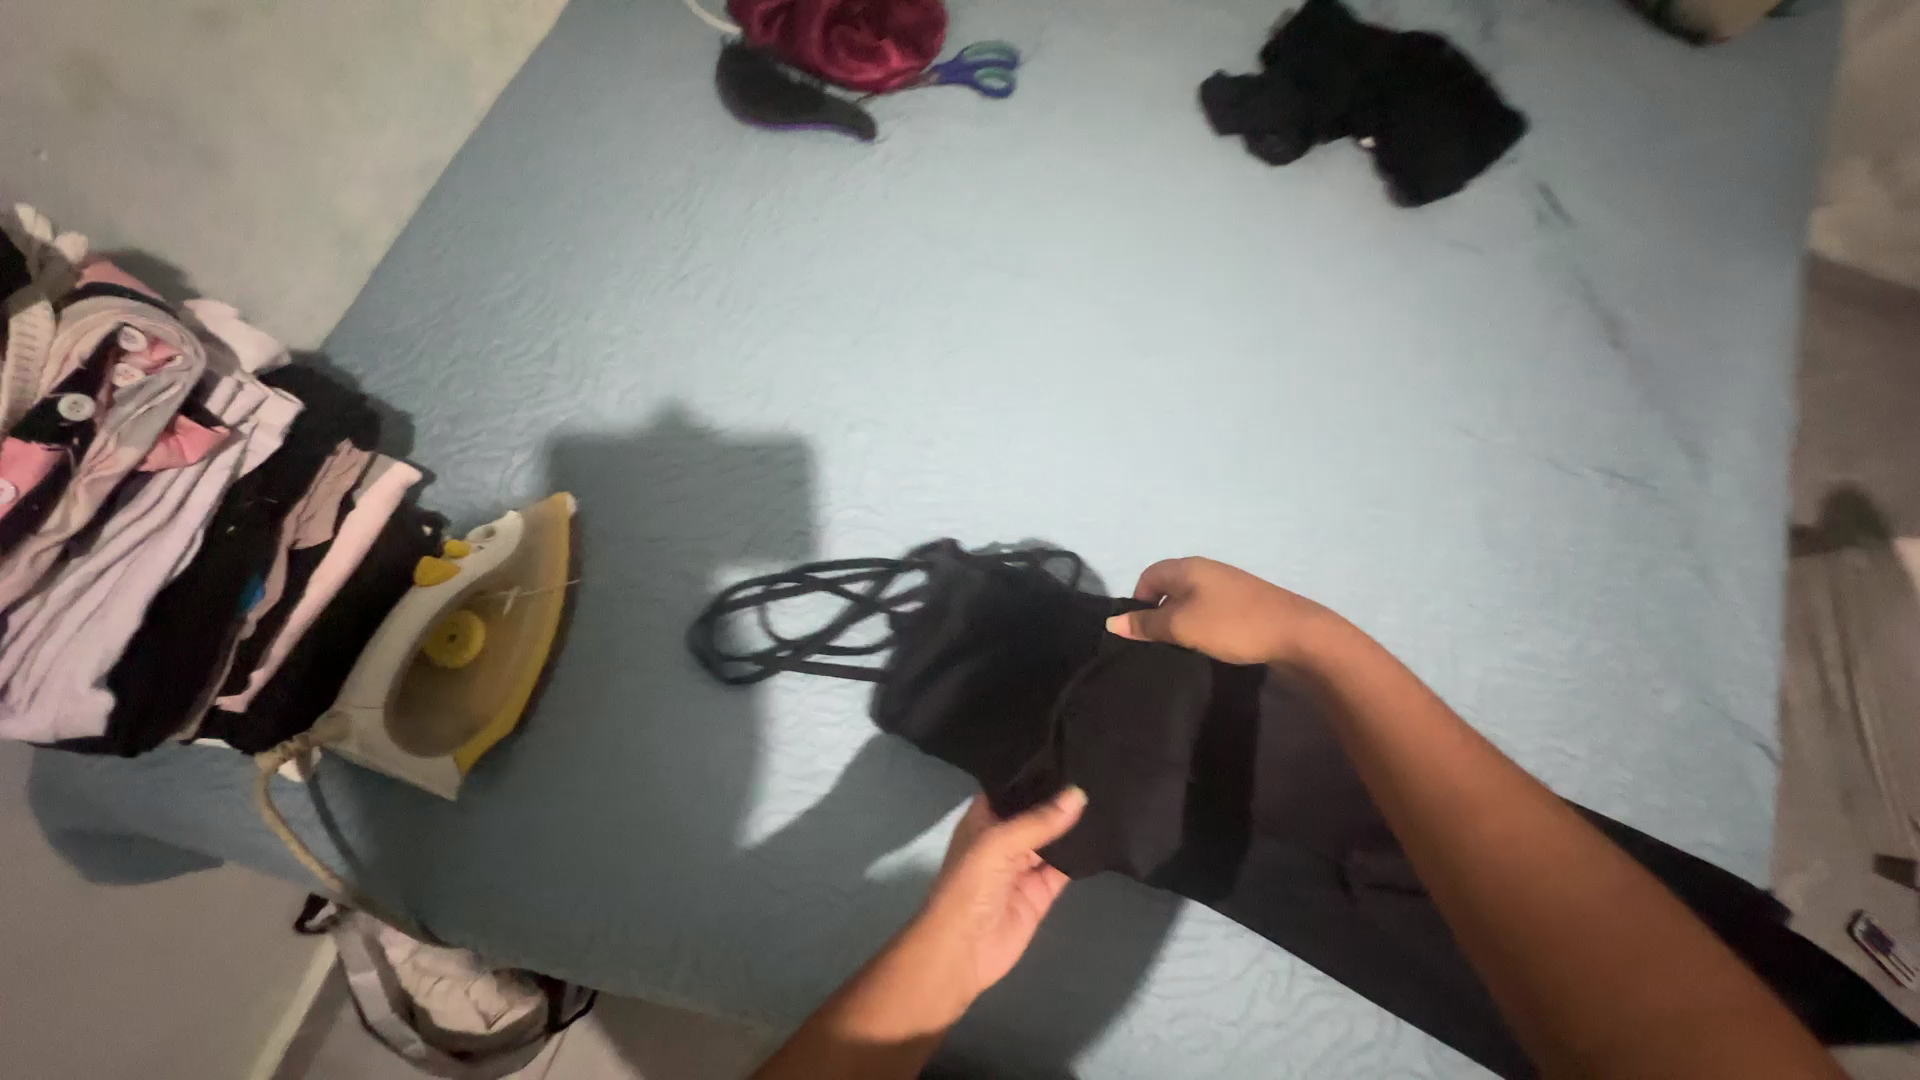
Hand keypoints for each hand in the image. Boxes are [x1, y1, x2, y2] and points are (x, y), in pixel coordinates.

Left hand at [908, 787, 1086, 996]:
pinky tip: (1104, 836)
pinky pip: (1064, 869)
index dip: (1034, 772)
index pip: (1012, 788)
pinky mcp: (1041, 893)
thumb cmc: (969, 885)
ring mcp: (1023, 866)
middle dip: (1059, 798)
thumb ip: (1039, 821)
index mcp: (984, 818)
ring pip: (1053, 840)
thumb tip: (1078, 794)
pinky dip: (1081, 857)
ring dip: (1074, 825)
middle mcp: (1004, 838)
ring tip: (1107, 794)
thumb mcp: (999, 844)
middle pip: (1036, 813)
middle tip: (1097, 769)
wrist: (962, 950)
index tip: (1067, 750)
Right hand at [1105, 556, 1344, 666]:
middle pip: (1169, 587)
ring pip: (1190, 600)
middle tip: (1159, 642)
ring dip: (1182, 621)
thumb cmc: (1232, 625)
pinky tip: (1209, 644)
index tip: (1141, 630)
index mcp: (1188, 567)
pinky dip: (1202, 624)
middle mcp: (1206, 569)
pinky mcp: (1245, 603)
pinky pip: (1210, 609)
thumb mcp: (1182, 626)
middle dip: (1159, 612)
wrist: (1297, 634)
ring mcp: (1228, 585)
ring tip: (1183, 646)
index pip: (1148, 576)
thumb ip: (1146, 624)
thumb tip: (1112, 622)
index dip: (1138, 601)